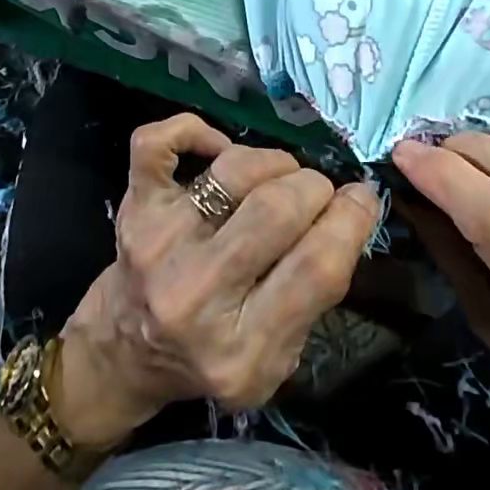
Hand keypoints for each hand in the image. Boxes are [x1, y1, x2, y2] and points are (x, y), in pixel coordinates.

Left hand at [52, 114, 381, 448]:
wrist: (127, 349)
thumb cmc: (209, 353)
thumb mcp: (275, 359)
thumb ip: (314, 294)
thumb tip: (352, 208)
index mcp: (242, 350)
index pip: (316, 269)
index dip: (352, 221)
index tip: (362, 198)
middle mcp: (194, 296)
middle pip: (276, 211)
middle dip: (313, 188)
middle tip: (316, 192)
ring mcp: (157, 245)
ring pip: (231, 170)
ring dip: (272, 161)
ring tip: (278, 176)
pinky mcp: (133, 209)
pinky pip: (157, 144)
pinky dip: (193, 130)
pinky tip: (219, 149)